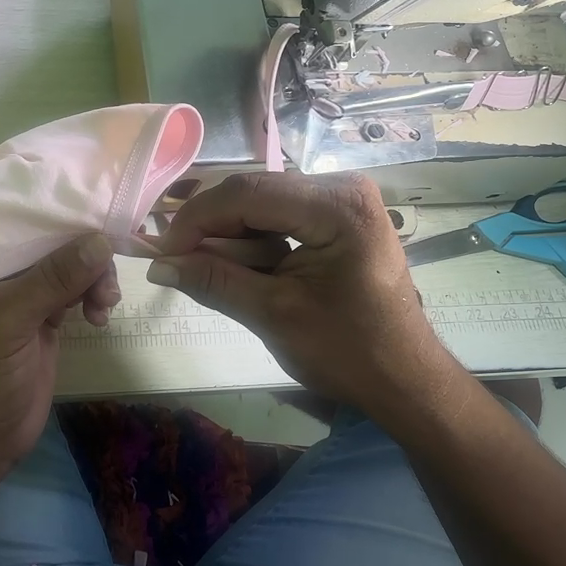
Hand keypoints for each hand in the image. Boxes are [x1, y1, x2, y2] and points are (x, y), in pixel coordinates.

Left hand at [0, 234, 115, 466]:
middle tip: (106, 288)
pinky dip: (93, 298)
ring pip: (70, 269)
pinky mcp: (44, 323)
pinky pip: (76, 295)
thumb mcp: (10, 322)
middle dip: (88, 256)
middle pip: (54, 245)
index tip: (106, 219)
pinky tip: (100, 317)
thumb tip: (100, 240)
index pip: (25, 223)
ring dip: (96, 280)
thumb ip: (53, 279)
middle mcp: (2, 274)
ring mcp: (25, 300)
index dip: (64, 219)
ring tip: (105, 306)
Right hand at [146, 172, 421, 407]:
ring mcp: (343, 196)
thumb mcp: (273, 316)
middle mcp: (342, 185)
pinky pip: (281, 213)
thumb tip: (158, 265)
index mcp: (337, 205)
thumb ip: (214, 281)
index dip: (197, 220)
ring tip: (207, 269)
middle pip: (254, 192)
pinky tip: (242, 266)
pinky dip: (254, 237)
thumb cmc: (349, 352)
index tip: (162, 253)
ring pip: (262, 201)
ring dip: (231, 234)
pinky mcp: (339, 213)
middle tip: (177, 262)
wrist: (407, 380)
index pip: (247, 194)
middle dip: (212, 227)